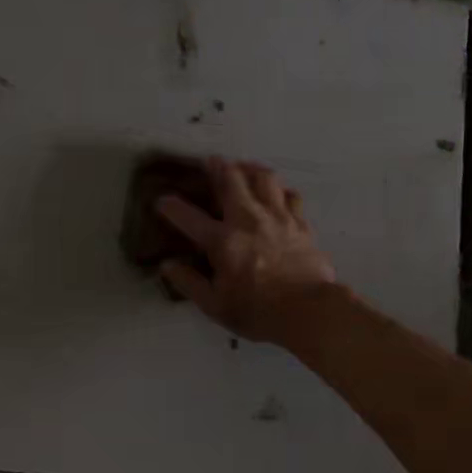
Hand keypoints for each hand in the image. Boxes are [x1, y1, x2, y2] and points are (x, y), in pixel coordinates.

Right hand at [153, 157, 337, 345]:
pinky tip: (279, 193)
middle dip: (217, 167)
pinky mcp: (301, 223)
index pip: (188, 217)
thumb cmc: (258, 311)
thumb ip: (189, 283)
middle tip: (212, 161)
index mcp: (222, 241)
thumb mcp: (215, 305)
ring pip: (264, 178)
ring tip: (245, 168)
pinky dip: (281, 190)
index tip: (162, 200)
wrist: (308, 309)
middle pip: (231, 180)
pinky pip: (291, 196)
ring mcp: (278, 217)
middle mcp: (249, 220)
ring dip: (251, 169)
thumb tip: (168, 265)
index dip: (171, 206)